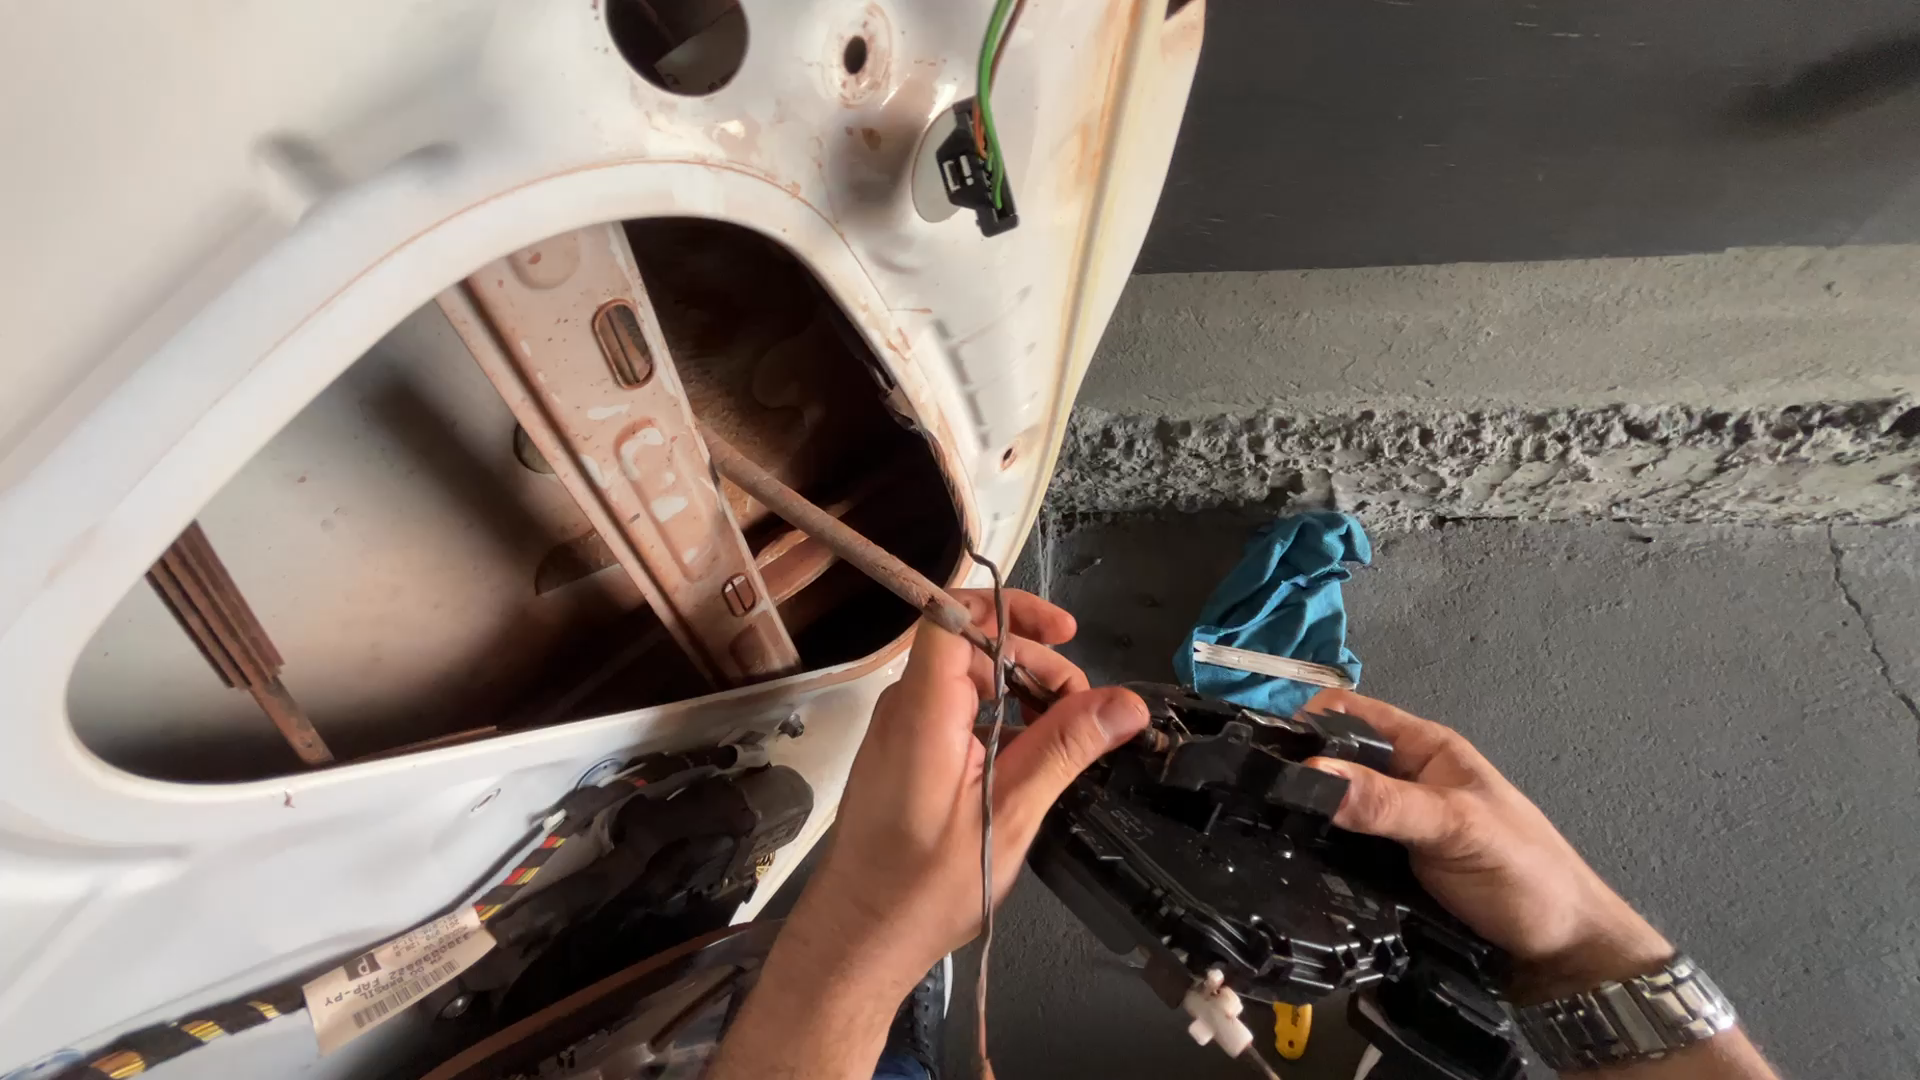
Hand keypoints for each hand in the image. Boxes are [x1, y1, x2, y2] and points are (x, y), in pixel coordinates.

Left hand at [786, 589, 1149, 993]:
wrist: (860, 934)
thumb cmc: (926, 885)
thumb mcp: (1010, 815)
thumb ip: (1064, 748)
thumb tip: (1125, 703)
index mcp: (923, 708)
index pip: (950, 614)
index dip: (1008, 607)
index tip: (1064, 631)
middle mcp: (906, 703)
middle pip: (973, 643)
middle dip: (1035, 661)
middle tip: (1083, 708)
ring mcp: (903, 723)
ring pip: (969, 674)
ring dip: (1021, 689)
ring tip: (1064, 730)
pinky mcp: (907, 744)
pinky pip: (957, 704)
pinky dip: (1000, 713)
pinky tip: (1030, 750)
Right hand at [1301, 689, 1672, 1001]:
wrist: (1562, 959)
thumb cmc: (1524, 875)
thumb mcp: (1456, 828)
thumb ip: (1385, 801)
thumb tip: (1308, 769)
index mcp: (1421, 746)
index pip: (1347, 712)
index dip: (1306, 721)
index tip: (1270, 753)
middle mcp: (1398, 774)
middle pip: (1329, 753)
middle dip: (1295, 768)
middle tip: (1257, 795)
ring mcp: (1388, 816)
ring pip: (1328, 797)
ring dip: (1301, 808)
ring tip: (1264, 825)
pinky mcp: (1379, 855)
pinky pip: (1334, 836)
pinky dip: (1312, 840)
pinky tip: (1290, 852)